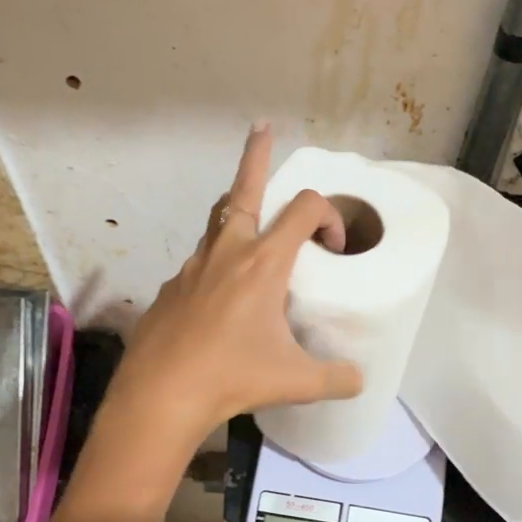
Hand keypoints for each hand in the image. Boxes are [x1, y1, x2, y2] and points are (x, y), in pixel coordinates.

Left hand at [107, 123, 362, 448]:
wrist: (162, 392)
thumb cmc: (233, 377)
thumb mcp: (296, 382)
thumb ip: (336, 378)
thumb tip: (359, 380)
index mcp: (263, 263)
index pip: (305, 209)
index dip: (329, 216)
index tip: (335, 247)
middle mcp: (227, 253)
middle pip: (244, 190)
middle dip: (256, 156)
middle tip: (262, 129)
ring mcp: (193, 268)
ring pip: (216, 221)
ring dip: (236, 210)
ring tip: (248, 216)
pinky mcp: (171, 290)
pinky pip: (199, 264)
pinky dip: (216, 263)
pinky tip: (220, 297)